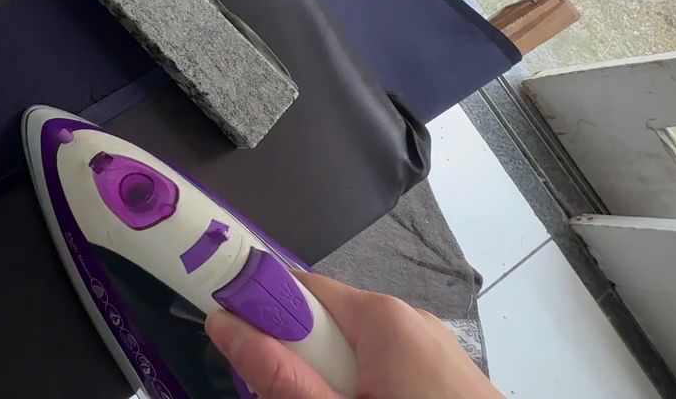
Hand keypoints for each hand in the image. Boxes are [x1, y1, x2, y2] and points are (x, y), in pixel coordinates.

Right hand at [206, 270, 501, 398]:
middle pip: (324, 324)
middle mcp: (410, 320)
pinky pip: (391, 372)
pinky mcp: (454, 382)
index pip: (296, 287)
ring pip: (356, 353)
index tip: (252, 356)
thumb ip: (279, 375)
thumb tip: (221, 324)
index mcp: (382, 317)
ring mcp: (438, 352)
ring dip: (335, 383)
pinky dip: (371, 393)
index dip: (266, 316)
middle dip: (305, 363)